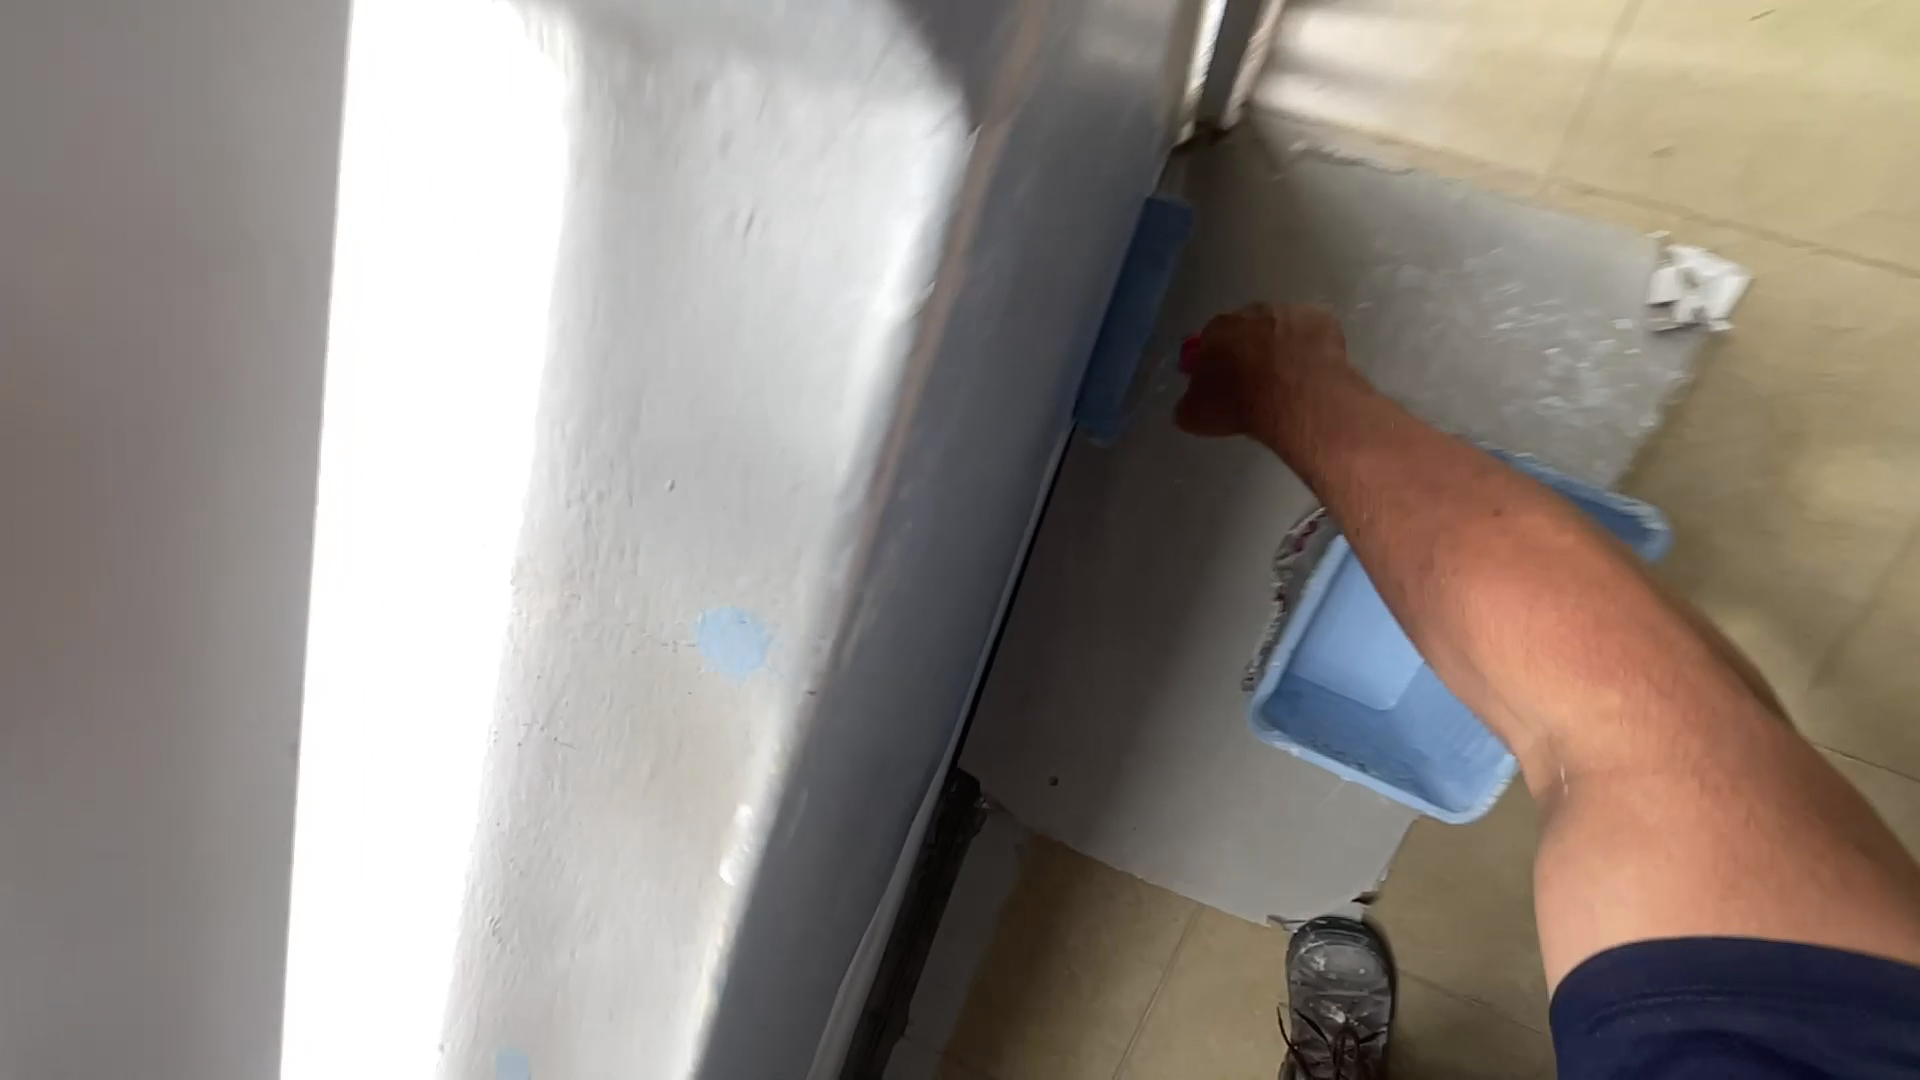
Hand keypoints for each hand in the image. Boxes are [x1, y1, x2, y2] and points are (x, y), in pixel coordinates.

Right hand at [1174, 303, 1353, 442]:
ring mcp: (1291, 312)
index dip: (1213, 361)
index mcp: (1217, 329)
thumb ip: (1188, 402)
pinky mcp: (1324, 321)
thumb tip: (1190, 401)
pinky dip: (1308, 348)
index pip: (1208, 340)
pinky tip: (1309, 372)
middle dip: (1246, 349)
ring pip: (1279, 328)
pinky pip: (1310, 334)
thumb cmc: (1239, 404)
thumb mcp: (1194, 415)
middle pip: (1245, 328)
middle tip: (1252, 380)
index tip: (1219, 381)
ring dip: (1278, 346)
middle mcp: (1252, 311)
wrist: (1297, 399)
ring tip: (1284, 378)